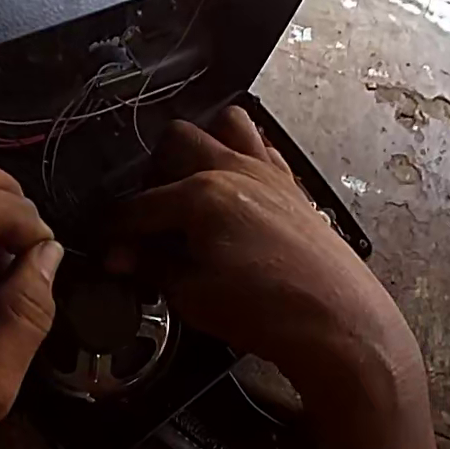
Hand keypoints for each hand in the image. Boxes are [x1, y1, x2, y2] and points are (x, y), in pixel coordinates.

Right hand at [110, 107, 422, 407]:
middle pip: (176, 142)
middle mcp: (236, 172)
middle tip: (150, 216)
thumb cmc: (272, 311)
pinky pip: (263, 148)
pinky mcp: (293, 186)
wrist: (336, 323)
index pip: (140, 207)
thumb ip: (154, 266)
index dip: (117, 232)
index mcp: (202, 196)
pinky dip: (242, 157)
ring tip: (191, 186)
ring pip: (224, 125)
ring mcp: (269, 173)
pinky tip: (235, 191)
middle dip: (153, 175)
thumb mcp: (193, 296)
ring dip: (202, 146)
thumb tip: (128, 257)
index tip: (113, 249)